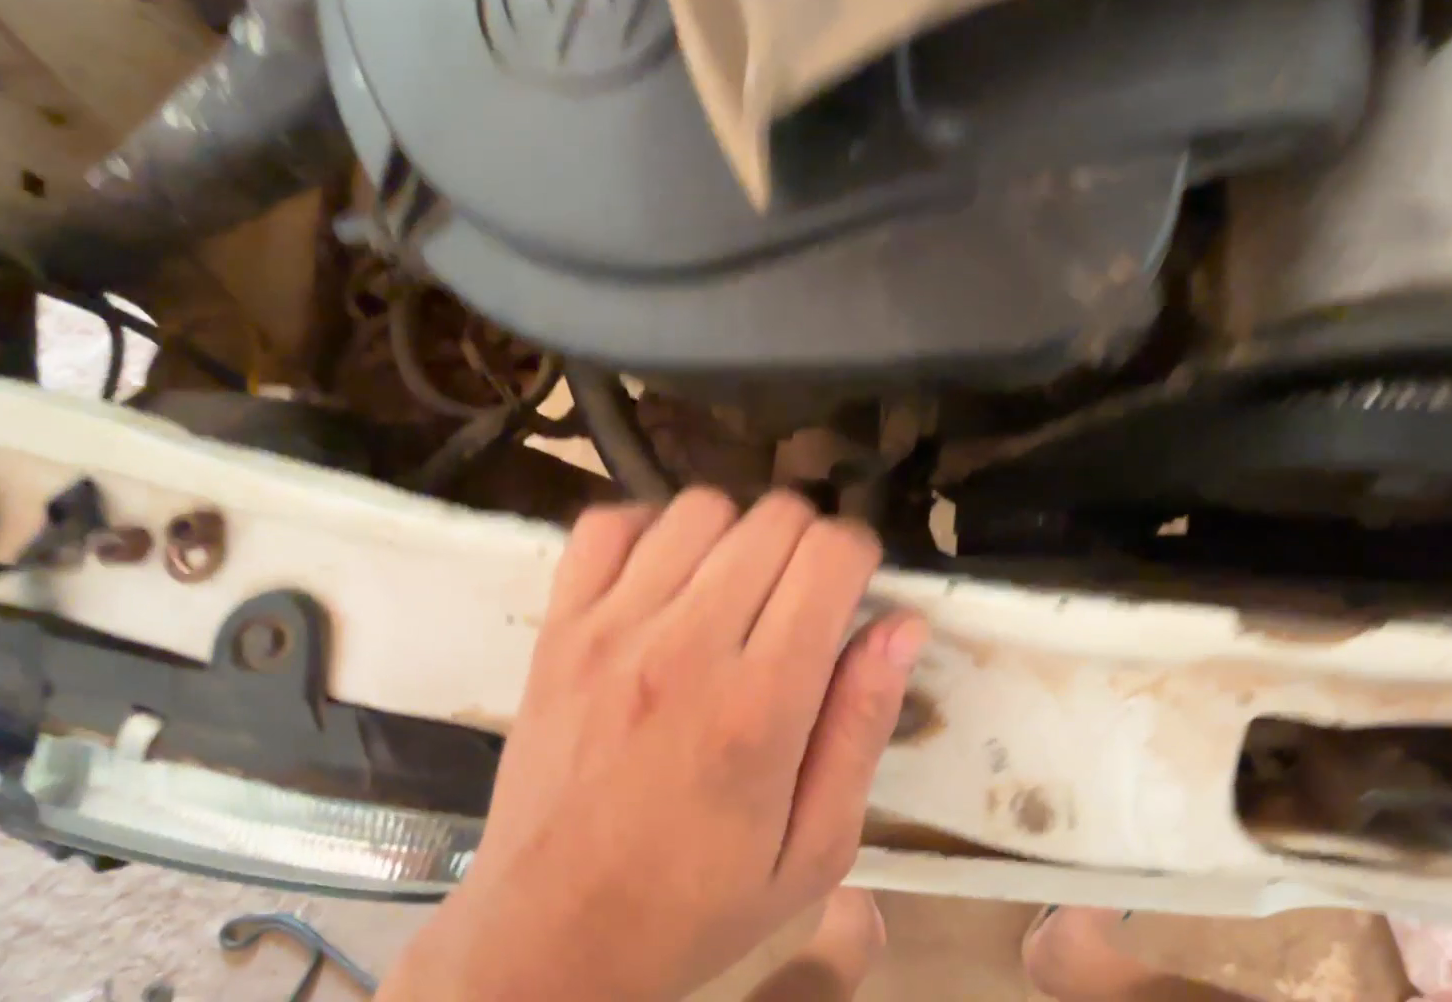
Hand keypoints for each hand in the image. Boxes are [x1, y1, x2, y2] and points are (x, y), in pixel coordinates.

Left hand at [380, 489, 926, 1000]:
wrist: (548, 943)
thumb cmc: (698, 905)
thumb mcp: (815, 848)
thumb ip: (863, 727)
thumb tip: (902, 625)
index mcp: (760, 705)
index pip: (832, 556)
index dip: (860, 557)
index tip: (855, 592)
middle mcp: (686, 648)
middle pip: (775, 518)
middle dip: (810, 540)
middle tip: (804, 596)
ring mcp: (611, 631)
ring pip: (701, 507)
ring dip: (738, 533)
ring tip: (739, 588)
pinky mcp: (557, 630)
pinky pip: (609, 525)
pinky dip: (650, 531)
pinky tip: (667, 578)